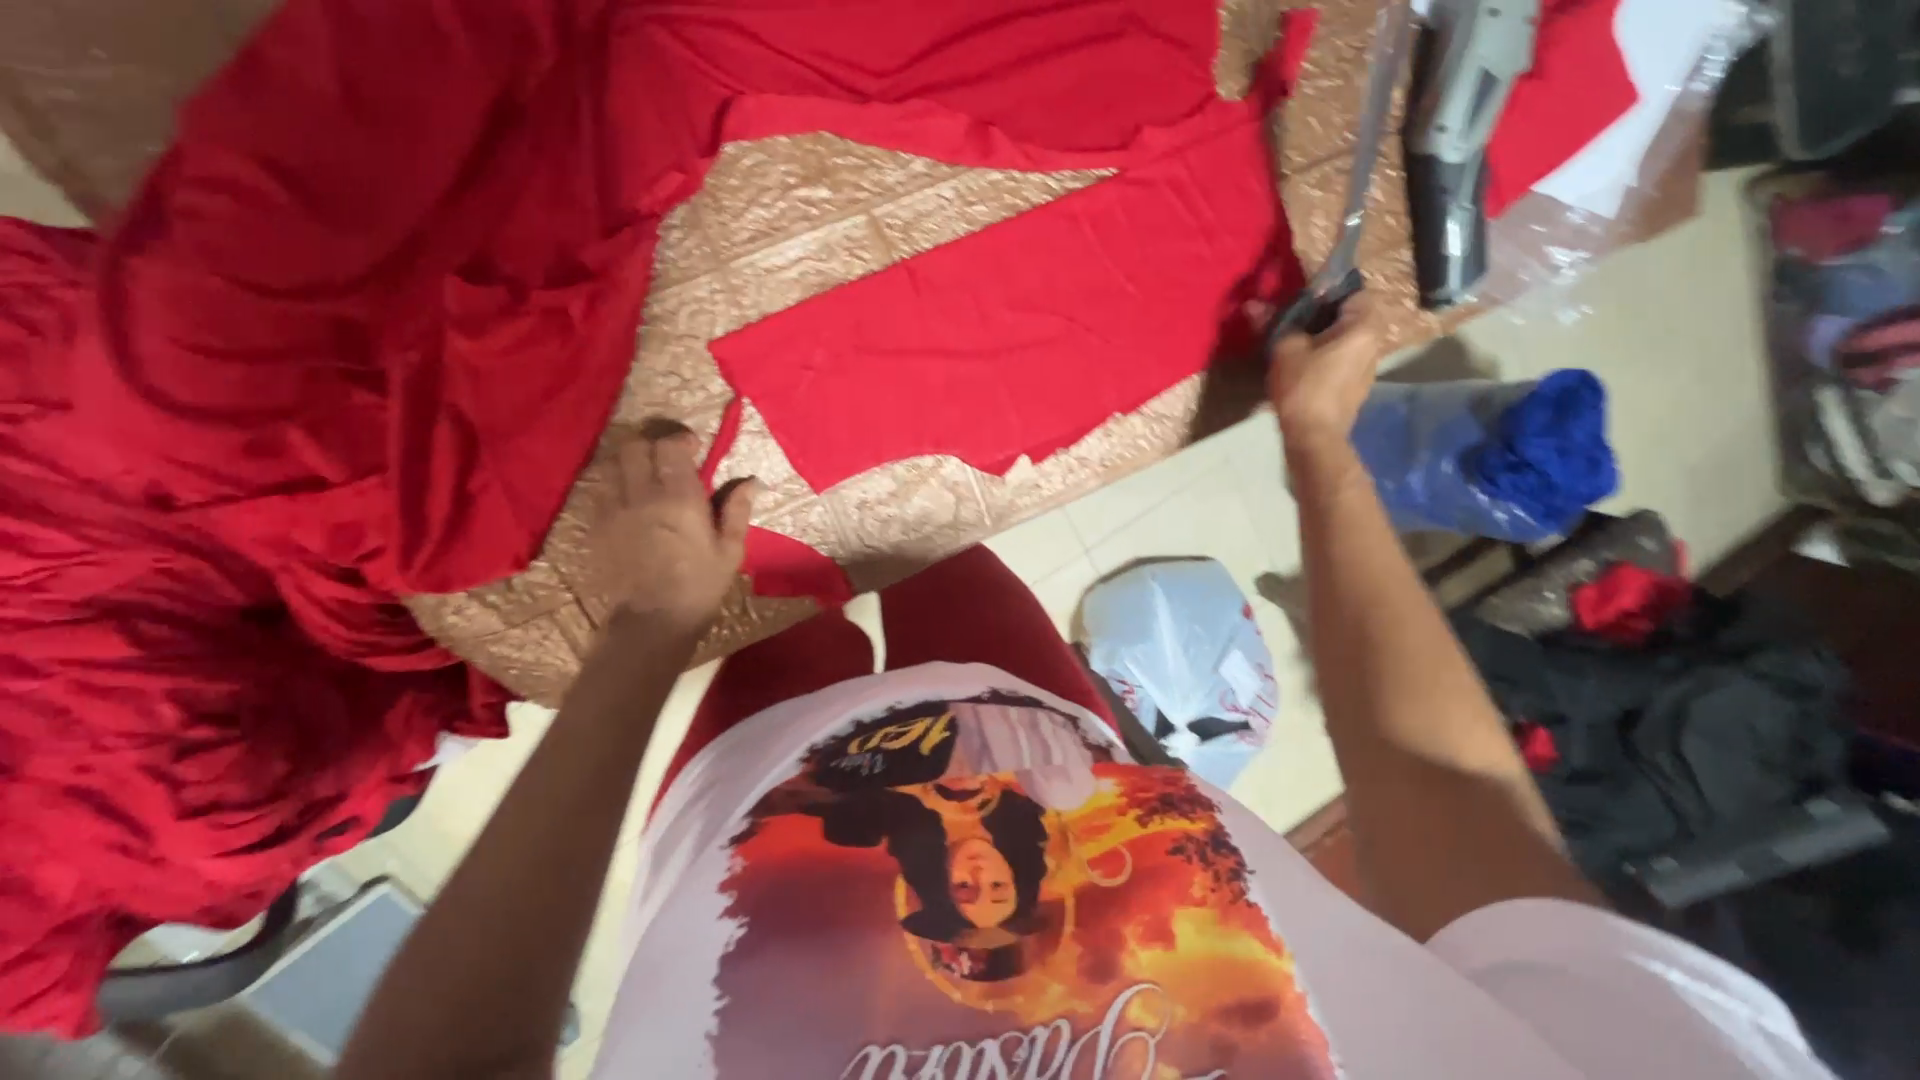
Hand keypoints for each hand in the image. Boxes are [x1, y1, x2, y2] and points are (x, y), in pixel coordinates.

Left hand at [593, 429, 759, 637]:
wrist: (652, 620)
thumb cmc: (700, 586)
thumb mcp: (730, 551)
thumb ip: (737, 510)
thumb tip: (751, 481)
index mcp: (680, 497)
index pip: (670, 446)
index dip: (681, 440)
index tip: (694, 448)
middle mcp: (642, 494)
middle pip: (635, 447)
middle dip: (652, 445)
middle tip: (667, 459)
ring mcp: (614, 509)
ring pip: (612, 463)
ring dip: (630, 461)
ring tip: (645, 475)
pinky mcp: (597, 526)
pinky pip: (601, 490)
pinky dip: (614, 485)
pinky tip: (628, 499)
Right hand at [1264, 292, 1384, 453]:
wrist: (1314, 437)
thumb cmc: (1303, 387)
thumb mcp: (1284, 349)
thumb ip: (1273, 322)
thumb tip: (1252, 305)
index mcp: (1363, 327)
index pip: (1355, 292)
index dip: (1329, 291)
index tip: (1303, 298)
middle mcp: (1375, 344)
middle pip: (1352, 317)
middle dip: (1325, 315)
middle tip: (1296, 319)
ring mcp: (1369, 368)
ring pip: (1348, 340)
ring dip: (1326, 337)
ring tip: (1298, 343)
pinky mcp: (1358, 387)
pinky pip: (1344, 360)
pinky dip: (1328, 356)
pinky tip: (1305, 367)